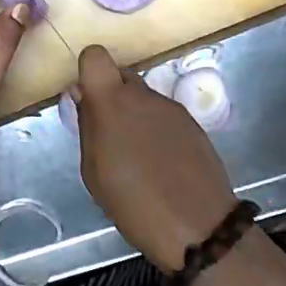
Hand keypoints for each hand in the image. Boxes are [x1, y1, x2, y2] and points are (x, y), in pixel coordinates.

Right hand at [75, 45, 238, 269]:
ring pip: (143, 97)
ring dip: (135, 115)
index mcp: (112, 102)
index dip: (89, 72)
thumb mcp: (93, 170)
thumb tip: (85, 99)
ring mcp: (172, 108)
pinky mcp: (193, 124)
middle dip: (111, 95)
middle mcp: (143, 95)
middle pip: (121, 76)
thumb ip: (88, 126)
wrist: (199, 229)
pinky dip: (156, 129)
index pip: (95, 57)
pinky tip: (159, 162)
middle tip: (109, 131)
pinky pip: (163, 115)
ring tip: (136, 155)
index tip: (87, 98)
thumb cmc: (133, 203)